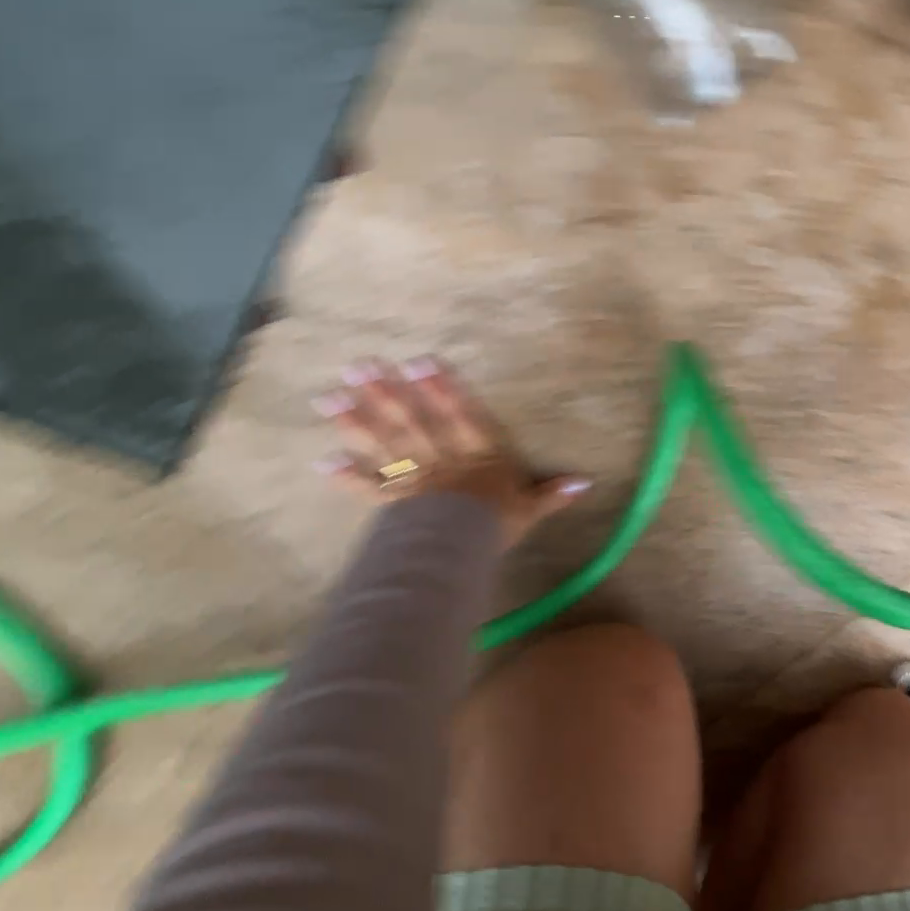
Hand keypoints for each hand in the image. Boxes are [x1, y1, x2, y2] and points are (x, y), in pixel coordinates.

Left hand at [311, 356, 589, 546]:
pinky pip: (369, 488)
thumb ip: (552, 493)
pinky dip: (346, 477)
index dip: (442, 389)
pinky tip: (323, 461)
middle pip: (414, 422)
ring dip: (357, 421)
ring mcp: (414, 479)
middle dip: (387, 392)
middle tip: (361, 365)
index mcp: (478, 456)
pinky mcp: (394, 504)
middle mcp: (443, 459)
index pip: (462, 416)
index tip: (420, 361)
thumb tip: (587, 481)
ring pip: (385, 445)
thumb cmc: (497, 524)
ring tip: (330, 396)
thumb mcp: (531, 507)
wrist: (459, 549)